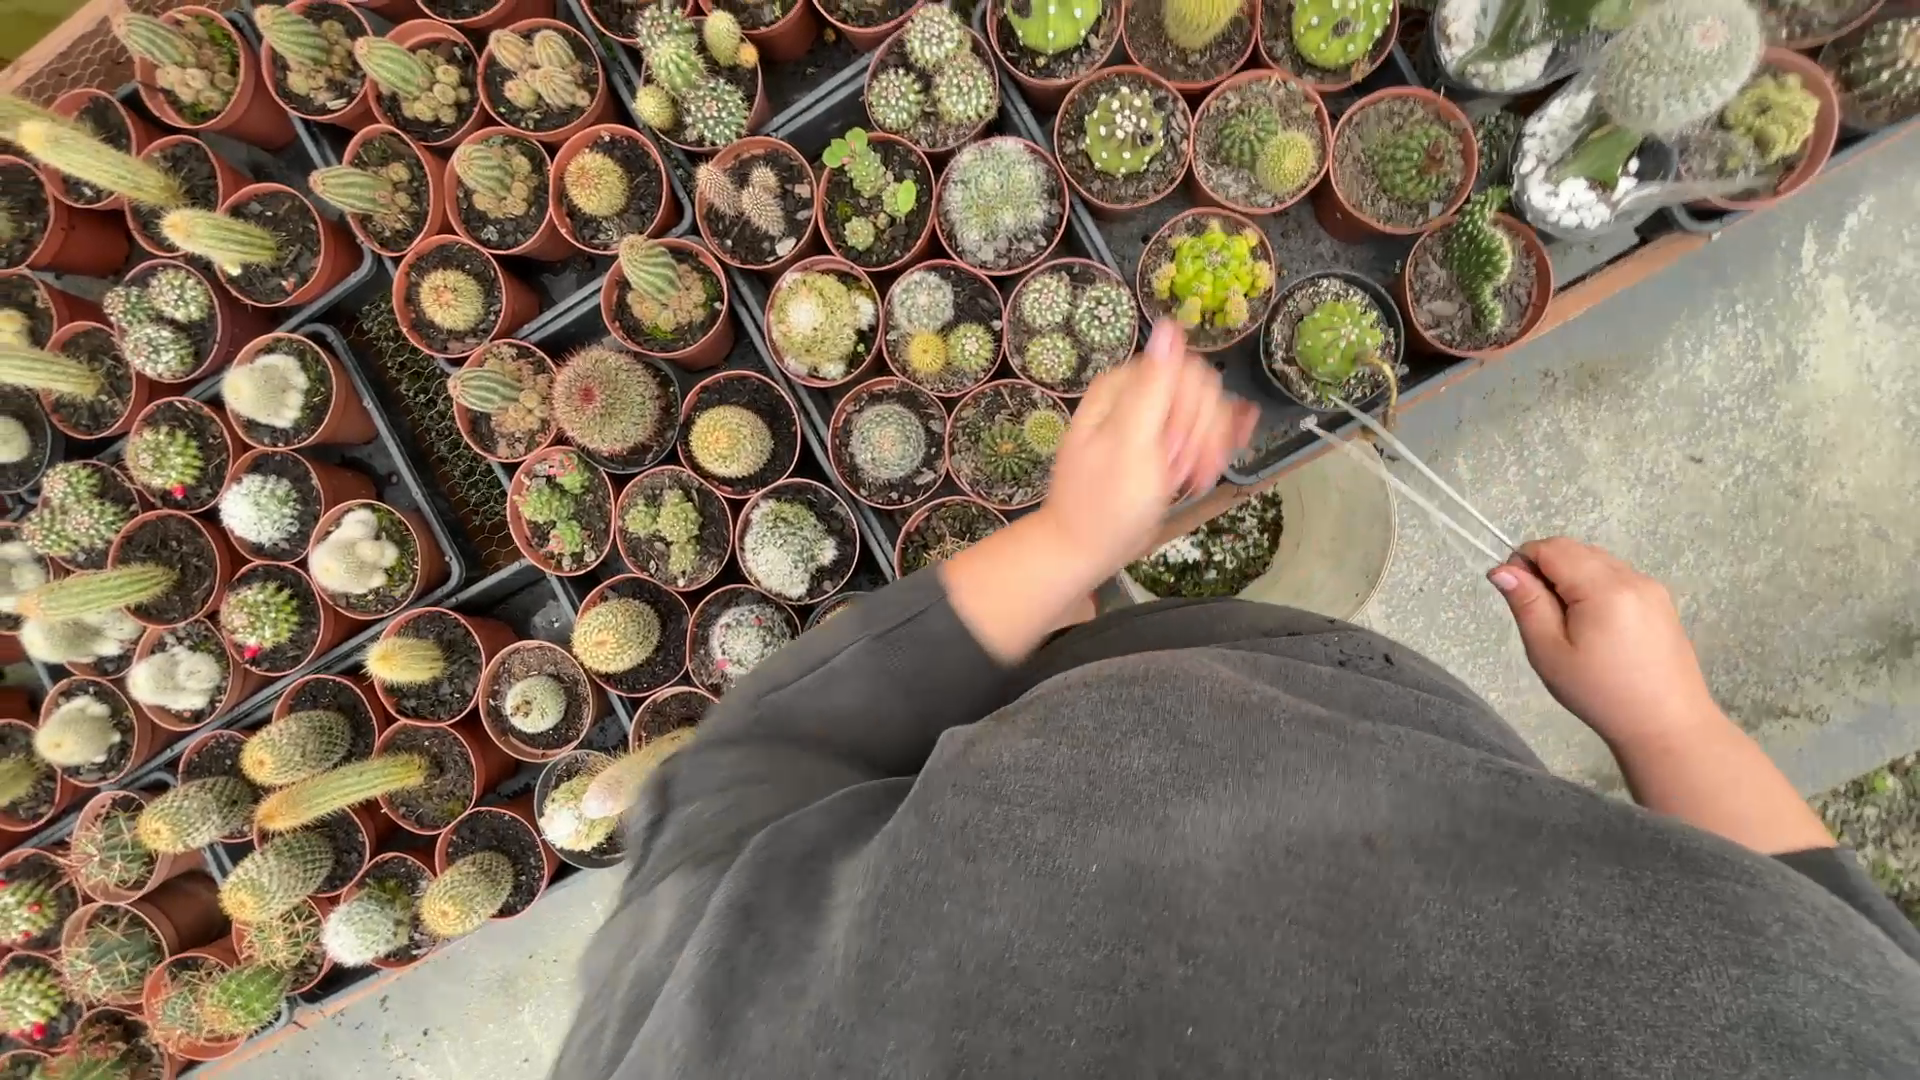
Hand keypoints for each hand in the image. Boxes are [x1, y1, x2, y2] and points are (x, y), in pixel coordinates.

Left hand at [1032, 320, 1258, 574]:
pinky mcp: (1164, 448)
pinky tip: (1208, 471)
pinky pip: (1203, 434)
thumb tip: (1169, 328)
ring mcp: (1153, 423)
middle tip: (1175, 468)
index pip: (1187, 371)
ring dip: (1206, 449)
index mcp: (1122, 386)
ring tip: (1185, 480)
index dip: (1191, 411)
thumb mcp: (1128, 443)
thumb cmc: (1104, 501)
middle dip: (1199, 433)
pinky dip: (1210, 452)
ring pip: (1207, 415)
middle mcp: (1137, 397)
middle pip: (1201, 392)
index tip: (1172, 448)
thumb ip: (1153, 386)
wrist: (1087, 547)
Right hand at [1489, 538, 1720, 748]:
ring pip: (1594, 559)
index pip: (1552, 548)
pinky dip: (1590, 584)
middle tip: (1536, 610)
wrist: (1667, 724)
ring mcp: (1651, 588)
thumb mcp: (1548, 649)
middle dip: (1544, 567)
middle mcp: (1633, 578)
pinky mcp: (1660, 601)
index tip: (1516, 596)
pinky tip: (1588, 621)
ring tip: (1563, 619)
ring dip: (1567, 575)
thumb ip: (1526, 603)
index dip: (1523, 562)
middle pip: (1574, 549)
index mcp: (1604, 589)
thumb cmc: (1598, 690)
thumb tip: (1501, 569)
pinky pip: (1614, 575)